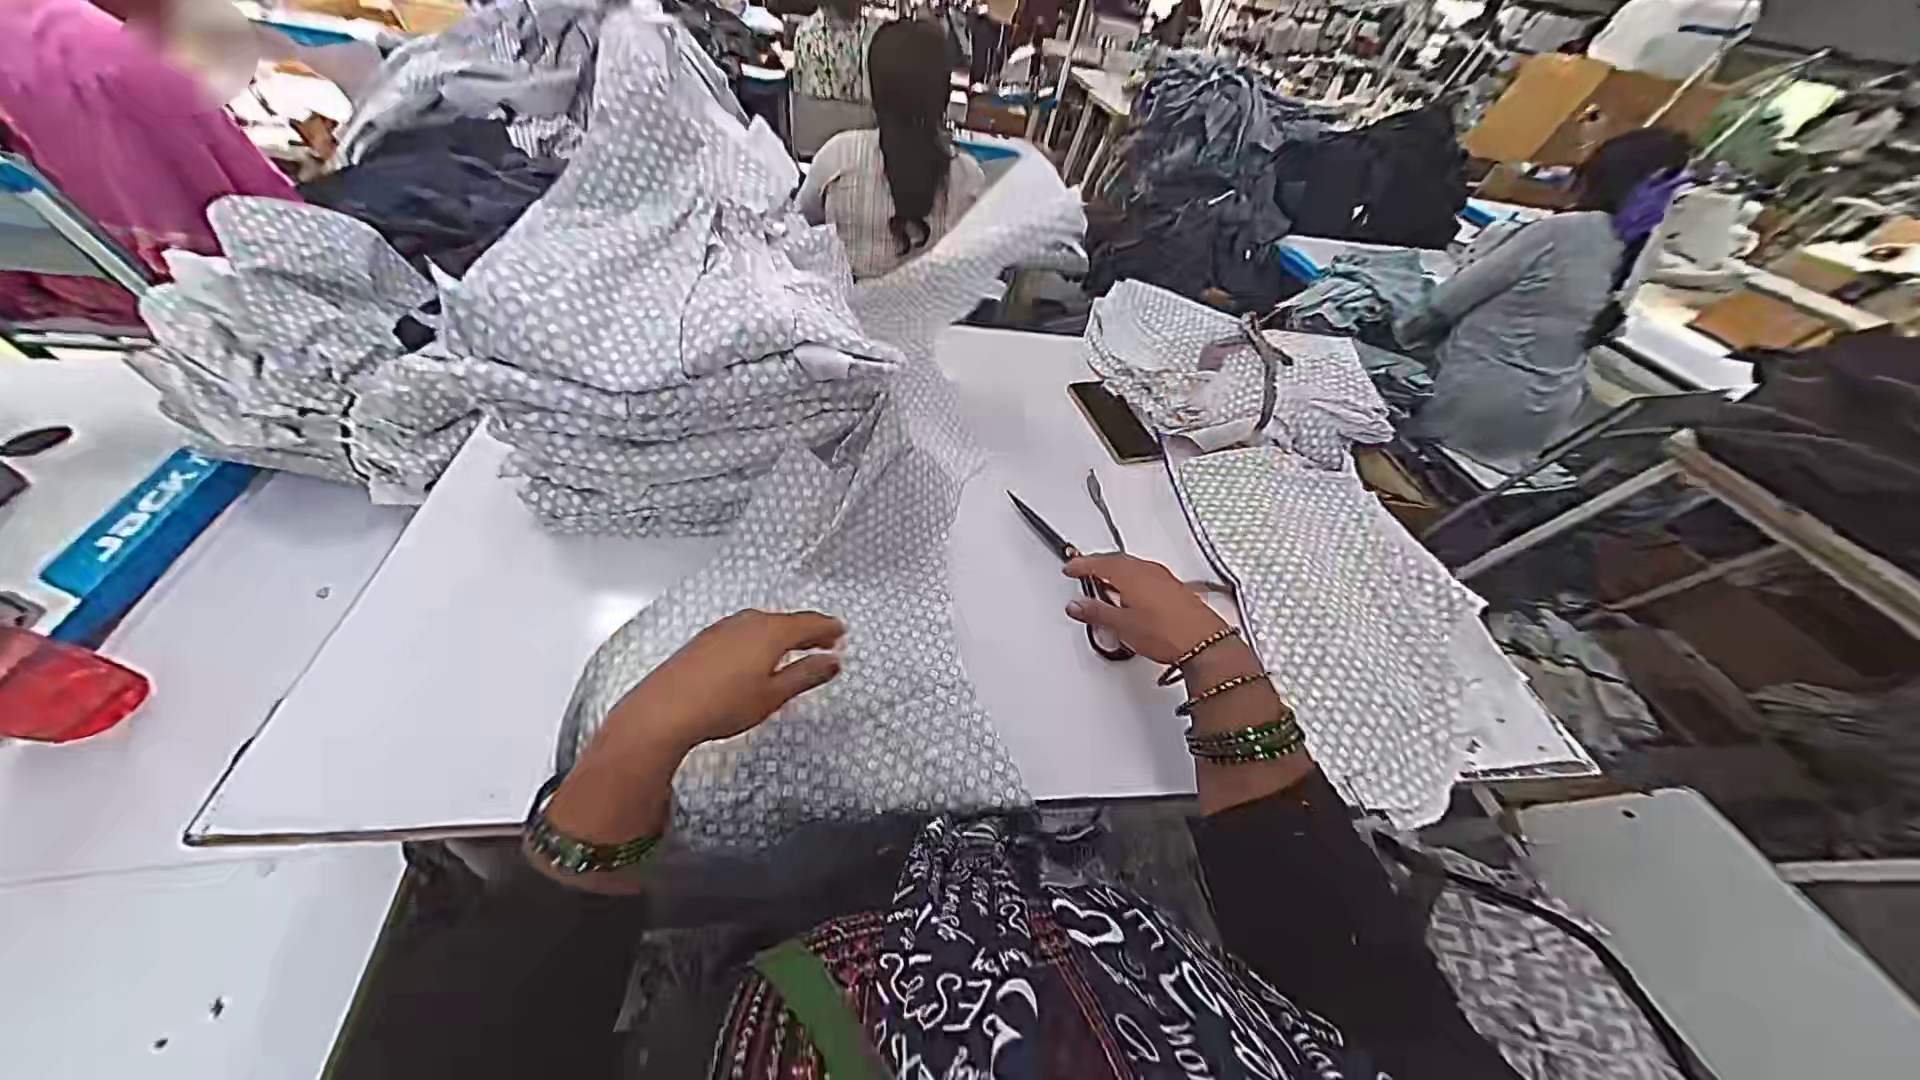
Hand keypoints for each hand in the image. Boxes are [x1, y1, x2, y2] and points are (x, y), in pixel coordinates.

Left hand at [594, 609, 846, 761]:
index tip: (841, 634)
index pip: (810, 623)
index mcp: (771, 631)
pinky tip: (758, 657)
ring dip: (785, 635)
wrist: (662, 712)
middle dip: (809, 632)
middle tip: (825, 642)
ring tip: (795, 650)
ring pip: (765, 625)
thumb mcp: (774, 695)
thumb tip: (831, 663)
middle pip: (788, 621)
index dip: (829, 629)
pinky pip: (745, 631)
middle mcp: (748, 622)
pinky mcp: (706, 639)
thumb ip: (807, 675)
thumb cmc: (720, 705)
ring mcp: (724, 628)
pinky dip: (761, 639)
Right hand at [1062, 553, 1229, 664]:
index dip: (1081, 565)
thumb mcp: (1121, 625)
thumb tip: (1077, 606)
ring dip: (1115, 573)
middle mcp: (1148, 571)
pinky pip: (1146, 576)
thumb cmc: (1169, 632)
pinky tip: (1131, 596)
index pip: (1098, 563)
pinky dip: (1132, 581)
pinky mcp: (1175, 589)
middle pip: (1116, 561)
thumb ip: (1096, 612)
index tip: (1070, 567)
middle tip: (1083, 571)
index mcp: (1130, 574)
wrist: (1204, 644)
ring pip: (1132, 568)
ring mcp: (1163, 578)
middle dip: (1097, 565)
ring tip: (1104, 585)